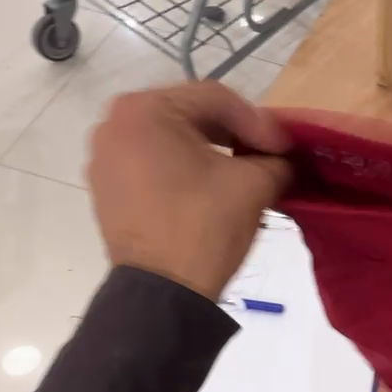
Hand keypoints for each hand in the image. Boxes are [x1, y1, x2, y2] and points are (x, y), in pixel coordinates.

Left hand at [87, 81, 291, 299]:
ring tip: (245, 174)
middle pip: (191, 116)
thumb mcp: (254, 185)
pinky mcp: (107, 190)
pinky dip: (187, 172)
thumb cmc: (204, 226)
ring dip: (213, 153)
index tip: (286, 148)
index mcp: (143, 110)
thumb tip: (281, 161)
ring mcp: (104, 159)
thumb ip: (275, 161)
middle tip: (269, 157)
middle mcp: (114, 124)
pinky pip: (154, 166)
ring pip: (172, 142)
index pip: (216, 98)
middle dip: (235, 135)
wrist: (163, 293)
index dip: (259, 122)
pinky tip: (214, 192)